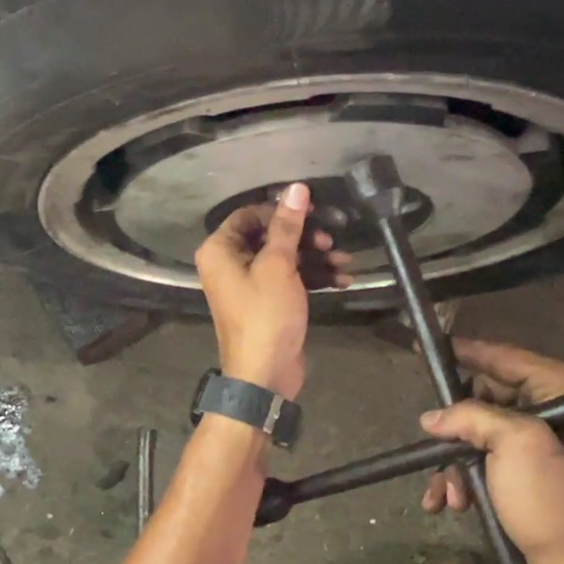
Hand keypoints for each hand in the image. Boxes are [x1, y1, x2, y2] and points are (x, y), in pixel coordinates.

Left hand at [194, 183, 352, 400]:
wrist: (264, 375)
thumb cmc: (265, 315)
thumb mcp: (278, 266)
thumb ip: (287, 226)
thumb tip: (296, 188)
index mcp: (219, 250)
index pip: (249, 214)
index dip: (280, 210)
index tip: (312, 212)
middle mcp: (228, 264)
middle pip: (269, 235)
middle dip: (304, 236)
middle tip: (331, 241)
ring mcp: (248, 285)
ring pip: (284, 258)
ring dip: (315, 257)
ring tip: (343, 261)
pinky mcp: (268, 303)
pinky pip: (290, 279)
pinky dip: (313, 277)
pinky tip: (342, 279)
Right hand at [418, 340, 563, 563]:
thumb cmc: (553, 503)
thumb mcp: (513, 446)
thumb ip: (471, 417)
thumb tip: (433, 417)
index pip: (507, 359)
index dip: (468, 353)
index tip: (432, 346)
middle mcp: (562, 408)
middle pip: (488, 397)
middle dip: (459, 427)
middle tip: (437, 446)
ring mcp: (548, 441)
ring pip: (482, 431)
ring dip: (457, 461)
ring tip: (449, 492)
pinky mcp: (535, 471)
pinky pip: (489, 459)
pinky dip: (466, 477)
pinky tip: (452, 502)